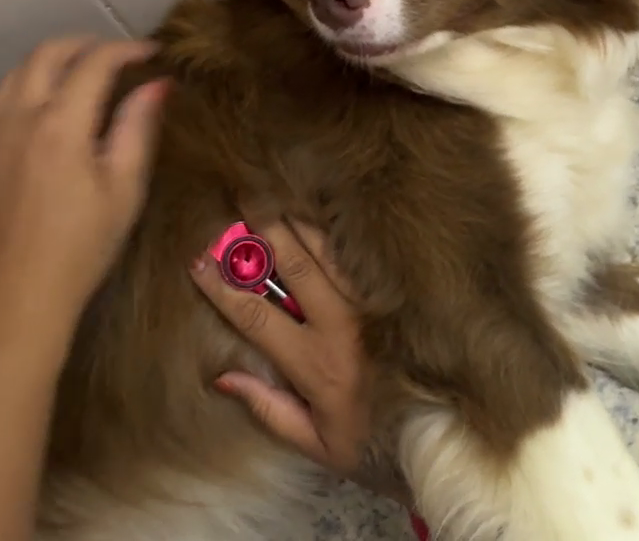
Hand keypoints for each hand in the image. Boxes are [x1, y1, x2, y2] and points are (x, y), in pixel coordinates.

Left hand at [0, 37, 166, 331]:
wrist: (13, 305)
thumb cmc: (81, 251)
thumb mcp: (124, 191)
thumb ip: (138, 129)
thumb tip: (157, 84)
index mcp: (62, 123)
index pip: (95, 63)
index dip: (126, 50)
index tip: (151, 54)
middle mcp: (18, 118)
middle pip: (47, 55)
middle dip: (84, 45)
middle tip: (114, 55)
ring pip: (13, 76)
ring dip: (47, 63)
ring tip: (74, 75)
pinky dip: (8, 96)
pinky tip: (21, 112)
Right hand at [190, 220, 407, 502]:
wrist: (440, 436)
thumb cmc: (373, 443)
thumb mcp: (316, 443)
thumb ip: (269, 408)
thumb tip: (224, 376)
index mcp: (315, 363)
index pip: (256, 316)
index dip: (223, 288)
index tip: (197, 260)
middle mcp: (341, 325)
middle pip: (295, 264)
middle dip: (264, 230)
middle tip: (241, 199)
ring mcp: (368, 304)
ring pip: (328, 250)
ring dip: (298, 220)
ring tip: (275, 194)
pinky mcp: (391, 294)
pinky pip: (357, 255)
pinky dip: (335, 230)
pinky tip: (320, 209)